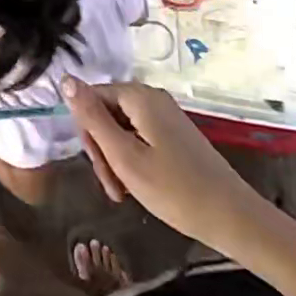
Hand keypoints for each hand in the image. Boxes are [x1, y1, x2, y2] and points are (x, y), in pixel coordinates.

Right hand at [63, 78, 261, 247]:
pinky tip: (137, 186)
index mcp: (139, 96)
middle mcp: (152, 97)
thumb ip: (93, 118)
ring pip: (121, 129)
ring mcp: (165, 115)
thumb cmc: (173, 188)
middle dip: (102, 149)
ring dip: (116, 159)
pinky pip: (139, 137)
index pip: (92, 97)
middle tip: (113, 186)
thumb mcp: (124, 156)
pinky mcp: (173, 133)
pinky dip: (132, 160)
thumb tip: (66, 79)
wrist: (230, 215)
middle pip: (107, 113)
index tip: (97, 166)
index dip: (87, 131)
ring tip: (124, 193)